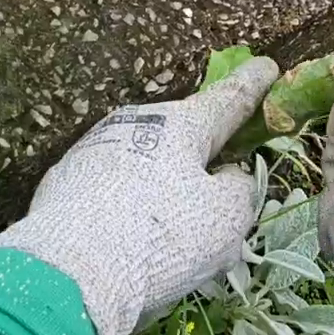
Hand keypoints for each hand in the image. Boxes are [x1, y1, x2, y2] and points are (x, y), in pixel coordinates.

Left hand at [0, 57, 279, 334]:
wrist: (67, 269)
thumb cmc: (159, 237)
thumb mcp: (225, 220)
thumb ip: (238, 190)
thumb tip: (226, 175)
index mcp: (180, 125)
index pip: (227, 100)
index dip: (252, 86)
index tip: (267, 65)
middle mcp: (135, 122)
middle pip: (181, 135)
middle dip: (200, 152)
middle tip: (217, 178)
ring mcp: (95, 146)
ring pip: (145, 162)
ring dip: (160, 184)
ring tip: (166, 233)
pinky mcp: (66, 177)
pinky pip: (111, 185)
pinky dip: (126, 203)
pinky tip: (126, 237)